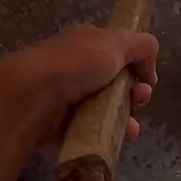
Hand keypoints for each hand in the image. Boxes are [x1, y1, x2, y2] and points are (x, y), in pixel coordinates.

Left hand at [0, 25, 158, 145]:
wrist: (30, 97)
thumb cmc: (75, 64)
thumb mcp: (117, 42)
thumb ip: (142, 45)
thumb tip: (150, 62)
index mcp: (85, 43)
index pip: (118, 53)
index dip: (137, 66)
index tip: (147, 81)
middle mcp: (75, 67)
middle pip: (114, 83)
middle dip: (134, 94)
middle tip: (139, 101)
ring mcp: (65, 97)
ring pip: (104, 109)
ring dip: (125, 117)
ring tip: (131, 128)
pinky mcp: (58, 125)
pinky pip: (89, 130)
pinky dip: (106, 134)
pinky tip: (118, 138)